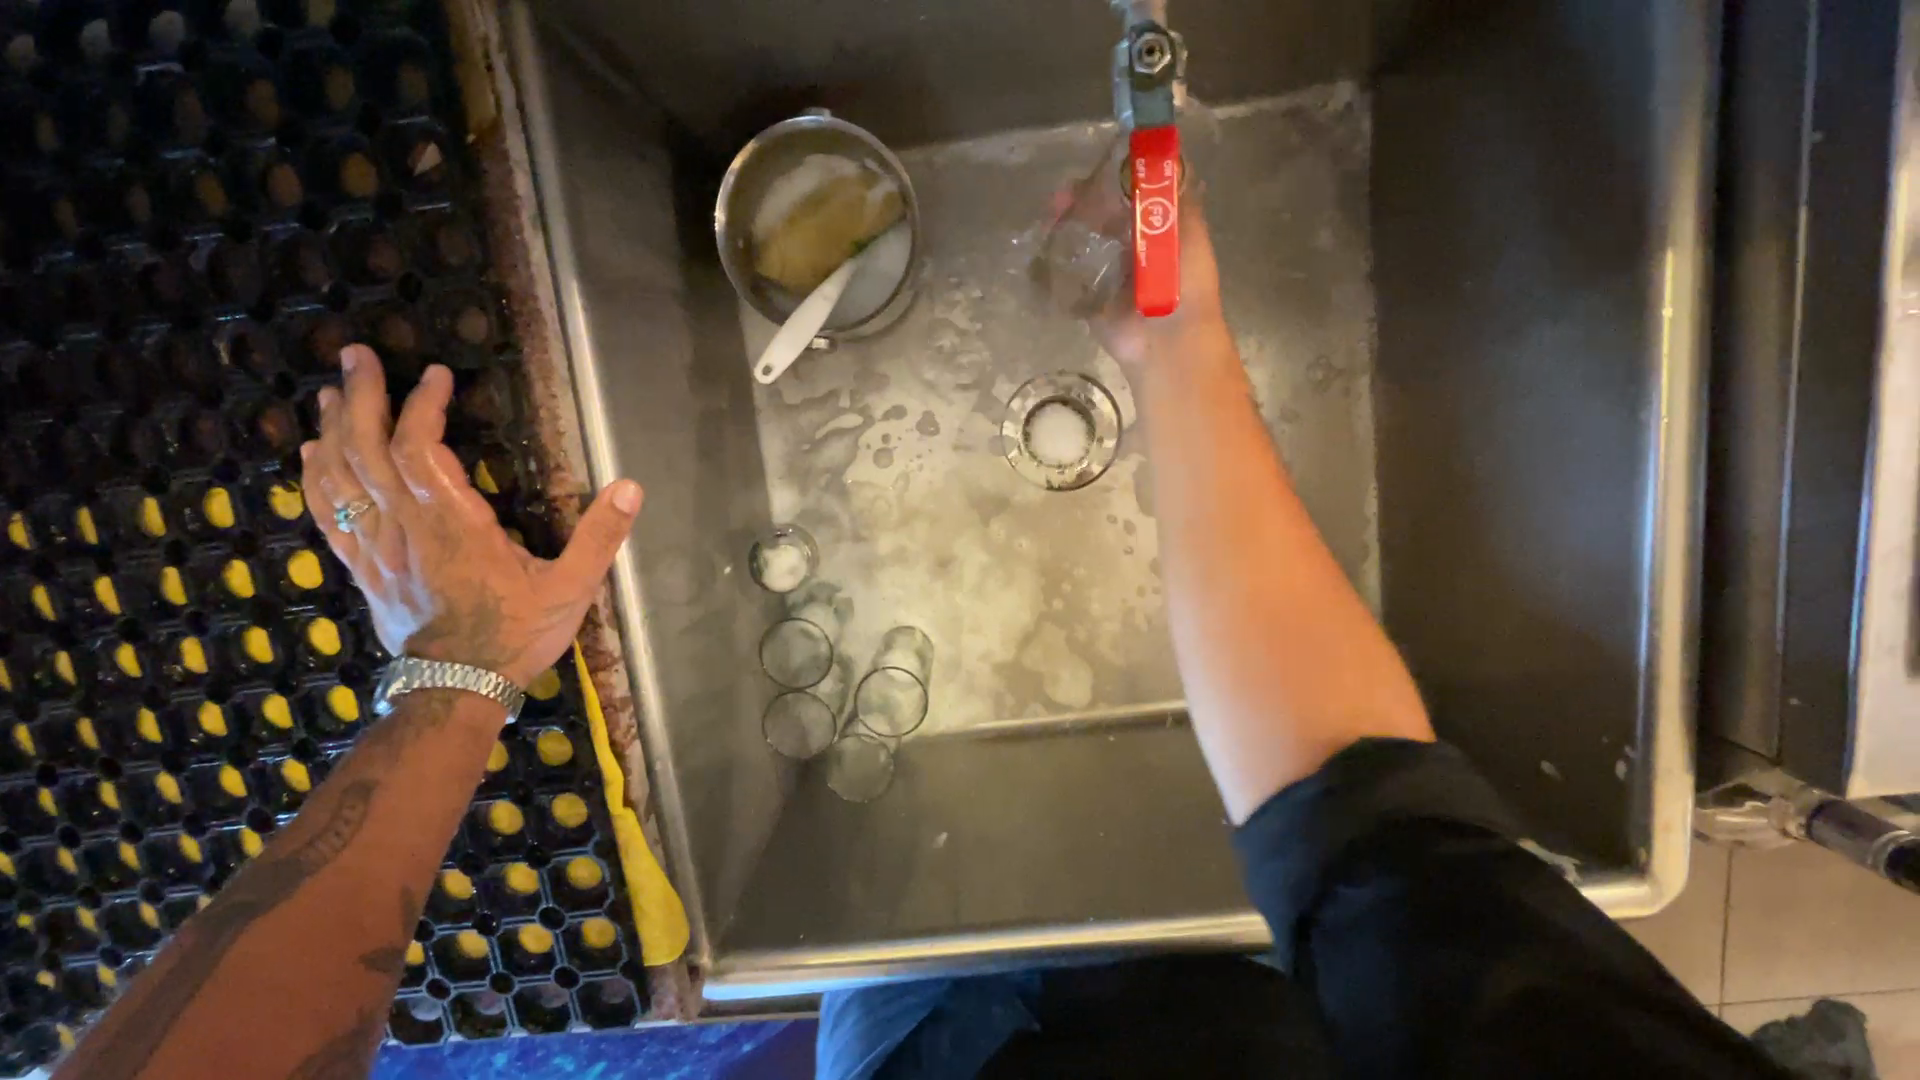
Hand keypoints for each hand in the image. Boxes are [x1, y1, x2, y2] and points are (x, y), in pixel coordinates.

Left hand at [301, 345, 643, 688]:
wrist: (457, 688)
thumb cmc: (516, 634)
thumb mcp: (572, 587)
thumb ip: (601, 536)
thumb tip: (631, 486)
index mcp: (453, 524)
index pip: (421, 449)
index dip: (423, 405)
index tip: (437, 373)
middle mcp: (405, 526)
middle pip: (366, 450)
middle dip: (360, 398)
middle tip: (357, 355)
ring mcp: (377, 547)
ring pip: (339, 477)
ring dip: (331, 429)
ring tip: (330, 393)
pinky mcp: (364, 567)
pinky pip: (328, 513)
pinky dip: (315, 478)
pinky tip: (312, 454)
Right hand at [1042, 144, 1228, 370]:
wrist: (1168, 340)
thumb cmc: (1186, 282)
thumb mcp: (1189, 228)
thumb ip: (1175, 195)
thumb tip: (1163, 153)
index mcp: (1156, 230)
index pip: (1127, 196)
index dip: (1108, 178)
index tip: (1093, 168)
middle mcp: (1130, 250)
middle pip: (1098, 217)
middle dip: (1078, 203)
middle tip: (1060, 199)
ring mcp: (1106, 275)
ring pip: (1080, 243)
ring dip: (1063, 228)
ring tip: (1050, 219)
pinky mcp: (1088, 299)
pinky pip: (1066, 278)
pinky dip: (1051, 264)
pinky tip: (1042, 248)